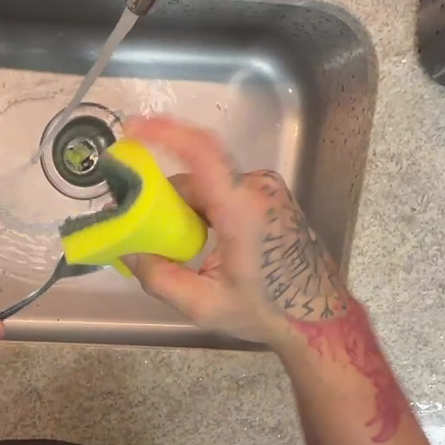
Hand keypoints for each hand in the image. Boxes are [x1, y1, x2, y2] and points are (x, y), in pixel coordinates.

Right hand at [120, 116, 351, 349]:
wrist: (316, 316)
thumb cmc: (266, 310)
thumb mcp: (203, 305)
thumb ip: (159, 278)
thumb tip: (127, 251)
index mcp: (243, 210)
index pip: (202, 153)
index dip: (165, 134)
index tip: (133, 129)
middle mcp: (257, 189)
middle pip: (194, 178)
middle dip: (160, 198)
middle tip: (133, 226)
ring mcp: (265, 191)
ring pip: (206, 186)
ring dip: (181, 209)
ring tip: (164, 243)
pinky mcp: (268, 198)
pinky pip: (222, 192)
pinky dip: (199, 210)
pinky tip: (190, 240)